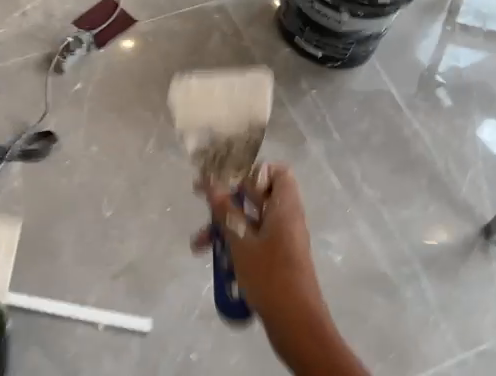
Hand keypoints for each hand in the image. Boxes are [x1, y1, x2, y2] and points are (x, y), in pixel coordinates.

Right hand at [190, 162, 324, 333]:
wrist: (297, 326)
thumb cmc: (270, 276)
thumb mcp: (241, 241)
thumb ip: (225, 210)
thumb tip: (211, 181)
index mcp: (284, 208)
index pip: (276, 172)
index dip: (253, 169)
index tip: (227, 176)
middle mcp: (285, 219)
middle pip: (256, 196)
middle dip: (226, 198)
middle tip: (199, 197)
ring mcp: (281, 241)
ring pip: (249, 221)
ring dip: (224, 226)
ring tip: (198, 242)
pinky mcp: (275, 260)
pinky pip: (252, 241)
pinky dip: (233, 245)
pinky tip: (212, 259)